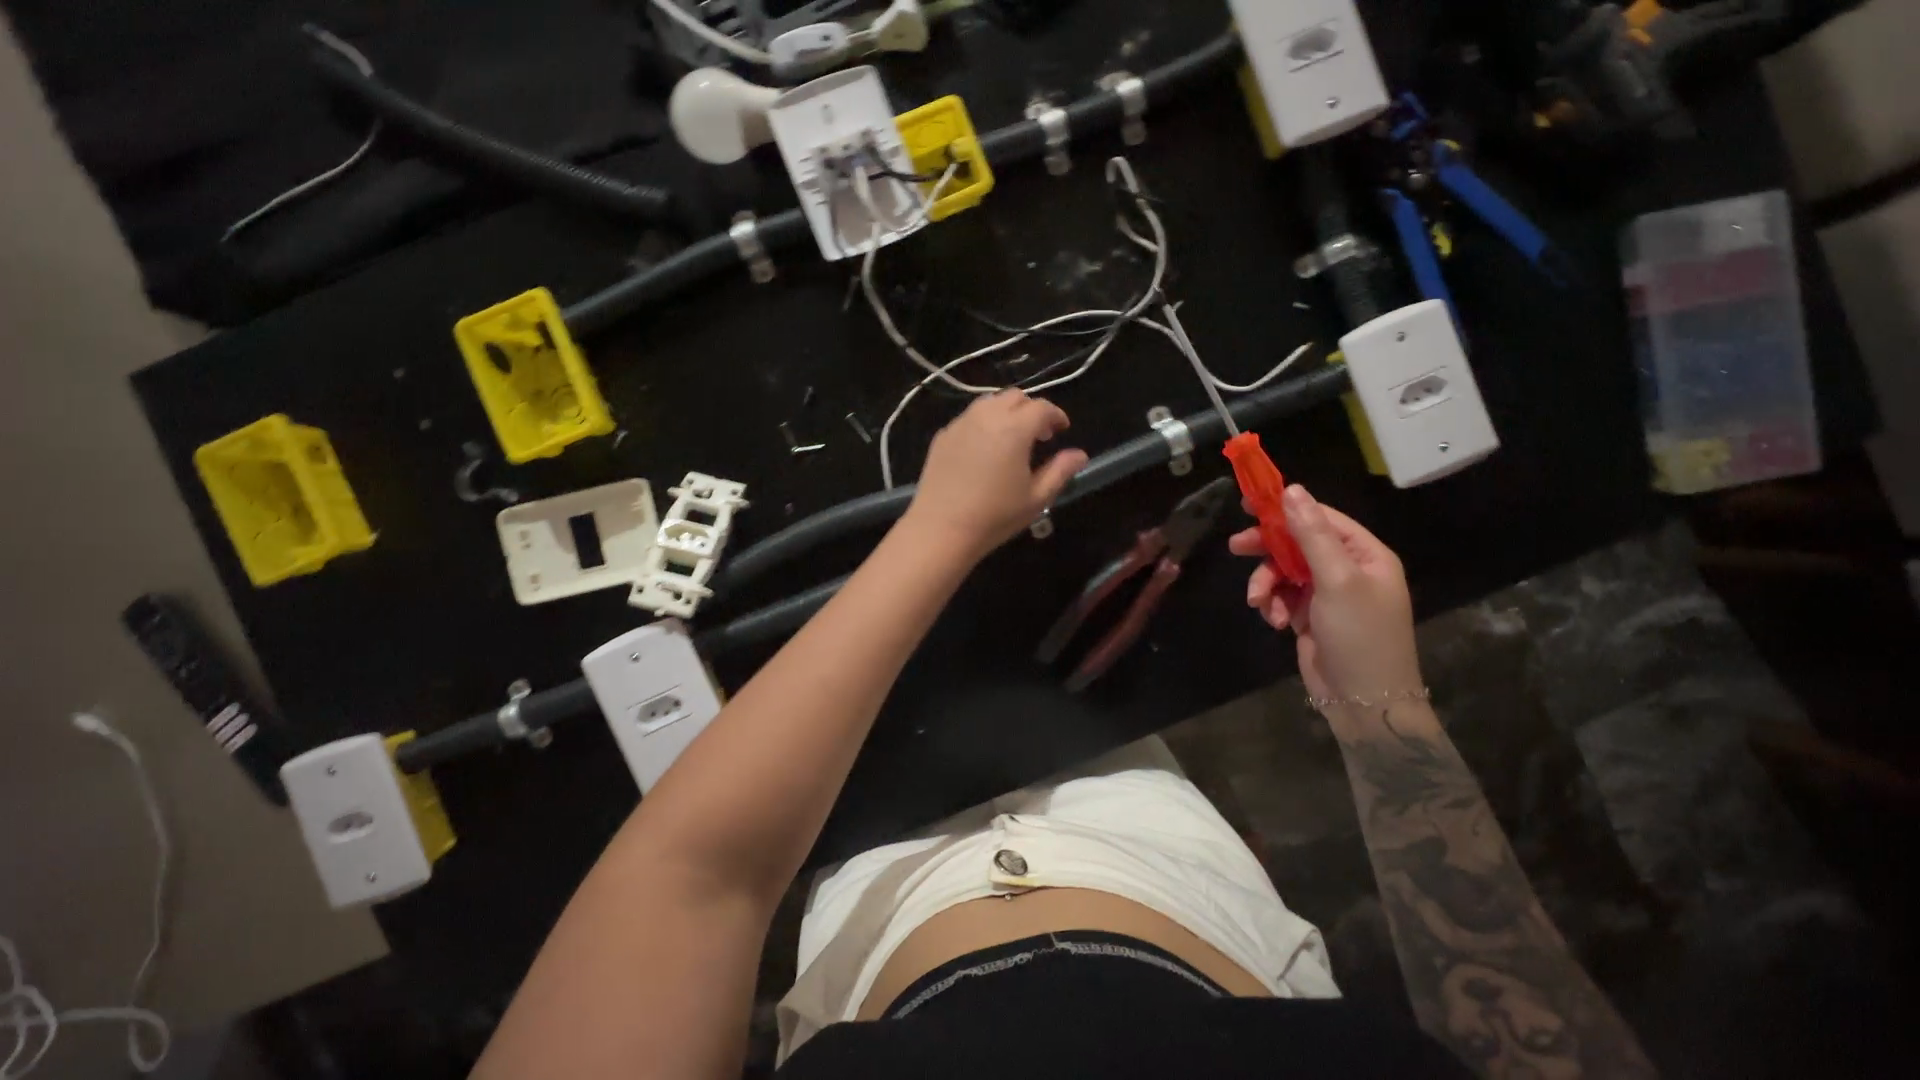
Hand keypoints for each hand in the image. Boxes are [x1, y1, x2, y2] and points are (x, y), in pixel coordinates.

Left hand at [903, 390, 1087, 557]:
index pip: (1041, 407)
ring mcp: (961, 424)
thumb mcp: (1036, 498)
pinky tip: (985, 450)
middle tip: (1039, 435)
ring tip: (1012, 439)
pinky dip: (984, 423)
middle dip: (1031, 410)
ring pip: (989, 403)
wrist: (941, 529)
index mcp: (1014, 429)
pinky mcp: (943, 436)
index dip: (1056, 415)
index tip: (1062, 429)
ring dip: (1006, 412)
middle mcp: (986, 417)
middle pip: (1014, 397)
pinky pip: (969, 418)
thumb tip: (1079, 454)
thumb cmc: (995, 516)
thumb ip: (1060, 471)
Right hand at [1229, 485, 1420, 704]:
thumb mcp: (1337, 580)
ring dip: (1266, 584)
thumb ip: (1312, 535)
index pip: (1321, 519)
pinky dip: (1272, 605)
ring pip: (1284, 572)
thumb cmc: (1359, 634)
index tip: (1249, 504)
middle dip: (1268, 548)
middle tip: (1236, 546)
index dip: (1286, 509)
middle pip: (1298, 544)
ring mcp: (1328, 595)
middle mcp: (1348, 569)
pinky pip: (1282, 597)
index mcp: (1365, 554)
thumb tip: (1292, 490)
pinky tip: (1273, 621)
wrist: (1365, 700)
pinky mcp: (1310, 617)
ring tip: (1258, 602)